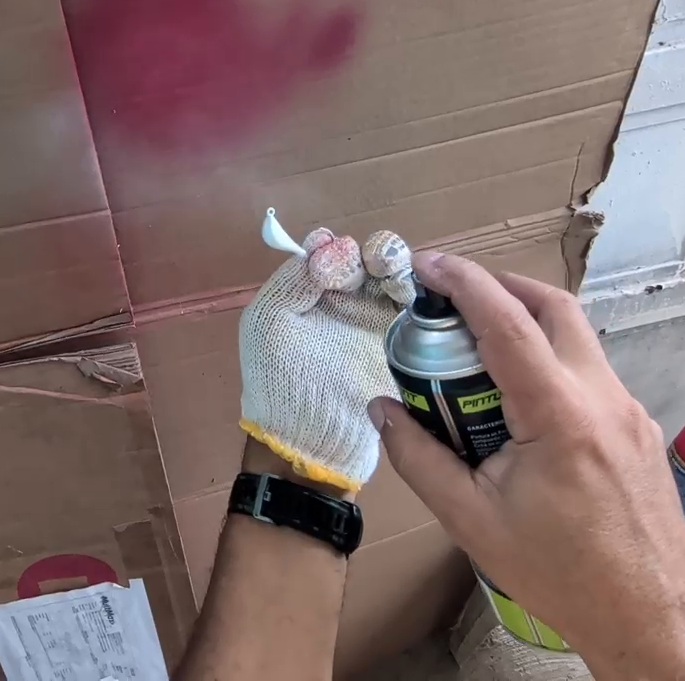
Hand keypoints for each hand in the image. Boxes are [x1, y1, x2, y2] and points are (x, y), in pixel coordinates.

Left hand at [239, 228, 413, 493]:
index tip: (339, 253)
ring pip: (392, 280)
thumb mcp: (268, 323)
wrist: (309, 442)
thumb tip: (323, 242)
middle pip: (366, 261)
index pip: (329, 252)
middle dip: (374, 252)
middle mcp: (341, 301)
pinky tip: (412, 294)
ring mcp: (372, 322)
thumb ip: (292, 280)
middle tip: (376, 259)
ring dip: (396, 267)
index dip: (336, 248)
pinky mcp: (401, 346)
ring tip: (394, 271)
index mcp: (307, 292)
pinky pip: (412, 312)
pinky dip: (415, 294)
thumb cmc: (278, 382)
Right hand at [367, 253, 684, 680]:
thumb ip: (418, 456)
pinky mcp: (636, 426)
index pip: (506, 321)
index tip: (423, 264)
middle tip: (448, 292)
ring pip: (574, 332)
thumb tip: (380, 408)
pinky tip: (514, 393)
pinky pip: (585, 366)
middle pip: (552, 305)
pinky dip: (544, 352)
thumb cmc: (561, 575)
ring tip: (472, 340)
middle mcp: (601, 396)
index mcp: (559, 414)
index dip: (461, 281)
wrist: (657, 625)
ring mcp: (627, 408)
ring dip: (523, 316)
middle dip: (497, 283)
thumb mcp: (471, 520)